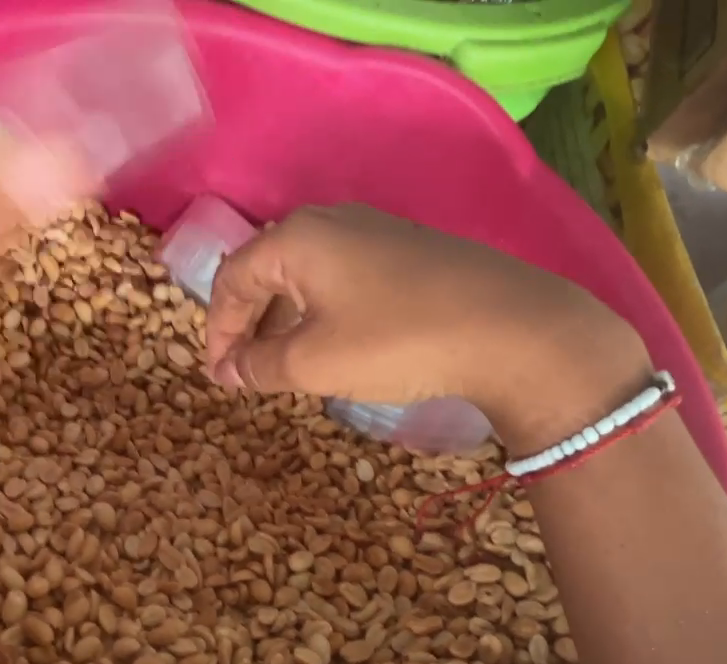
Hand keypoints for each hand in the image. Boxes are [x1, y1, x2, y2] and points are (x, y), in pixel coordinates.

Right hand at [204, 205, 651, 453]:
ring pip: (304, 276)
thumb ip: (259, 364)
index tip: (219, 378)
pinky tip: (331, 345)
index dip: (217, 332)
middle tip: (245, 373)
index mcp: (296, 239)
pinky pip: (339, 279)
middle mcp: (330, 222)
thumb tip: (228, 371)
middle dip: (248, 325)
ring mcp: (372, 232)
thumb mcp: (313, 362)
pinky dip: (318, 314)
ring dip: (283, 322)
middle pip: (265, 272)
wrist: (508, 329)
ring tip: (283, 365)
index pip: (231, 280)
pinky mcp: (404, 251)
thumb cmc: (394, 341)